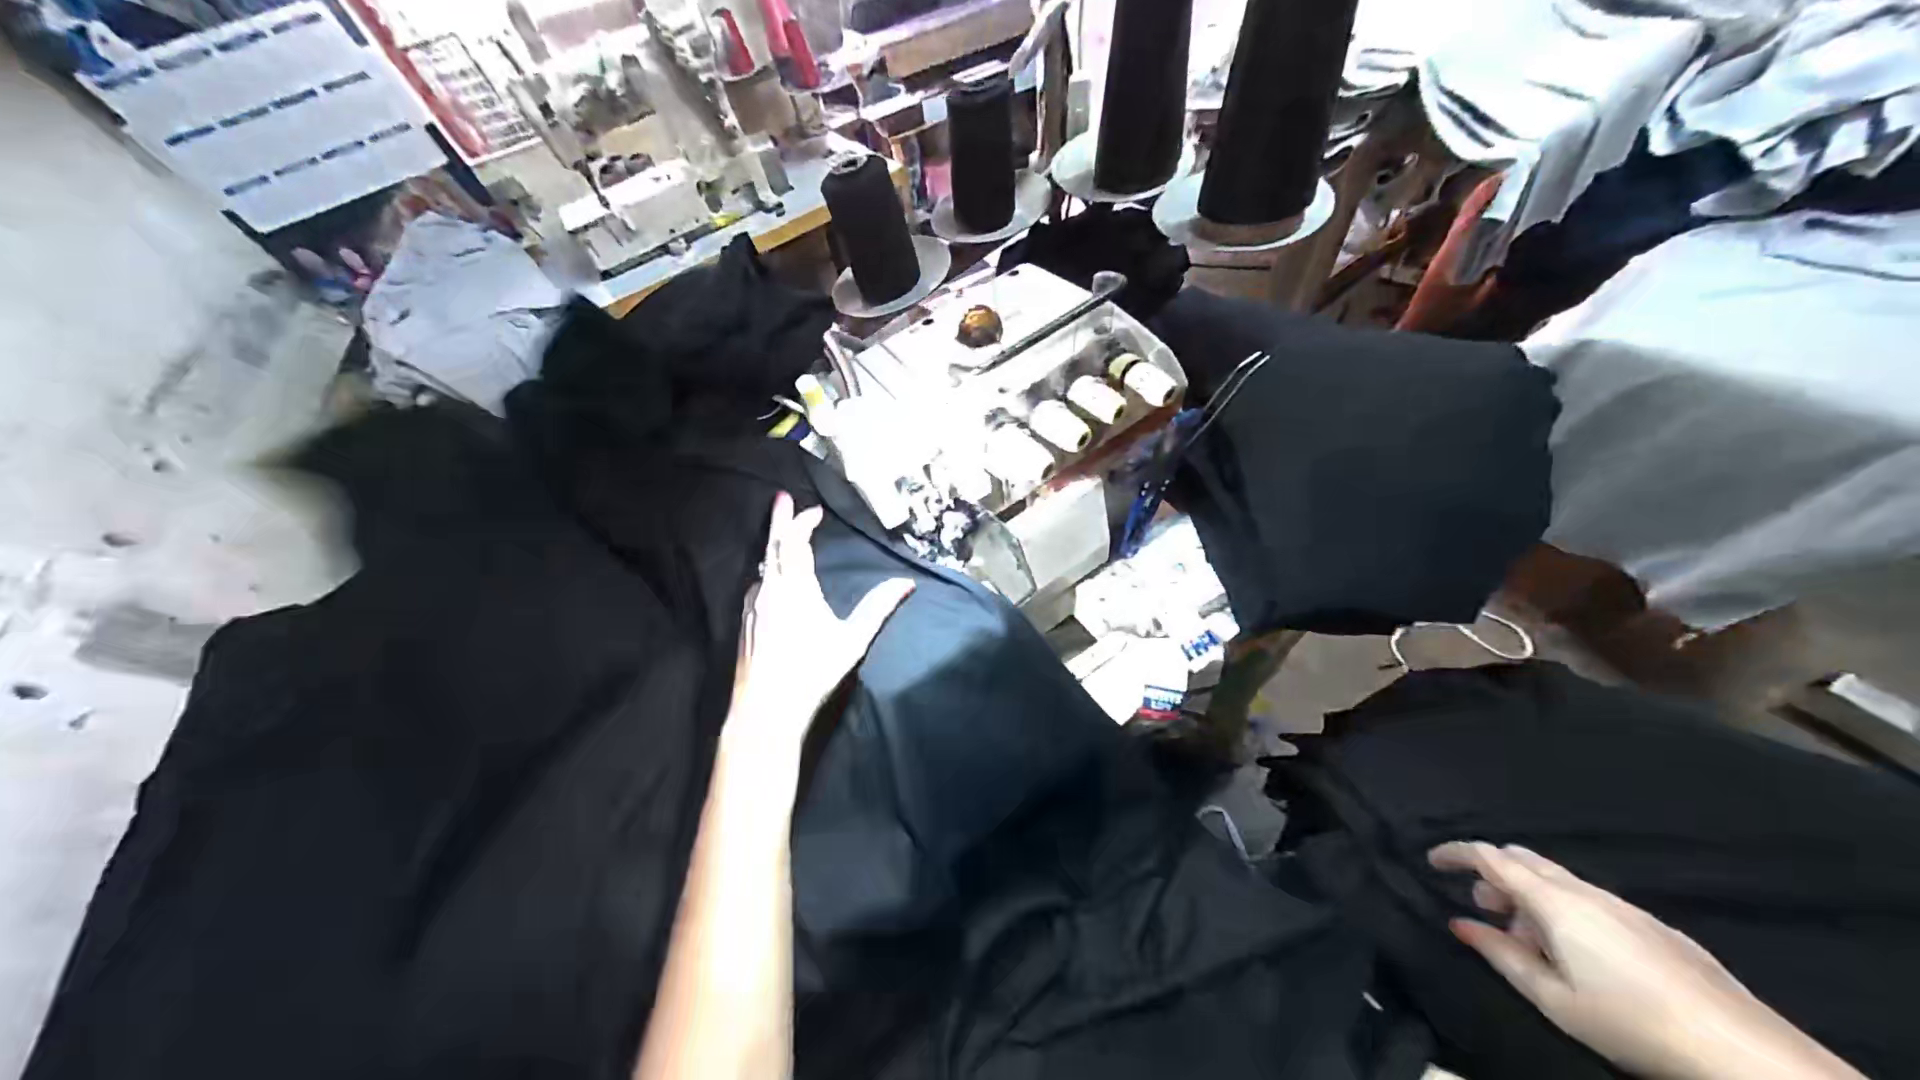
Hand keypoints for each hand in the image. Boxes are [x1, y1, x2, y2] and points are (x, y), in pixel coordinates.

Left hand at [728, 492, 913, 749]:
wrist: (765, 709)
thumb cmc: (811, 672)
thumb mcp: (852, 641)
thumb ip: (878, 608)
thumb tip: (906, 583)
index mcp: (796, 588)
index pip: (796, 543)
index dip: (803, 522)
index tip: (814, 512)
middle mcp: (770, 590)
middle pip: (773, 545)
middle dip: (779, 520)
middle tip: (781, 498)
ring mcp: (753, 606)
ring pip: (763, 565)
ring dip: (774, 545)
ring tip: (782, 536)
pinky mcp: (745, 623)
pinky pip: (758, 584)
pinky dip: (768, 570)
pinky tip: (773, 581)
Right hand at [1429, 842, 1864, 1079]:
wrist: (1746, 1055)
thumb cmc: (1631, 1023)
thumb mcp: (1552, 998)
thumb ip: (1500, 954)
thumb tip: (1460, 924)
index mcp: (1555, 902)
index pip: (1491, 857)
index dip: (1456, 852)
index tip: (1432, 860)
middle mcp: (1587, 892)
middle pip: (1525, 859)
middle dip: (1494, 874)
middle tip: (1482, 908)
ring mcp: (1627, 907)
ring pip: (1560, 881)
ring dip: (1530, 895)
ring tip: (1529, 941)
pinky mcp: (1657, 928)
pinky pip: (1592, 900)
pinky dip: (1565, 910)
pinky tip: (1580, 955)